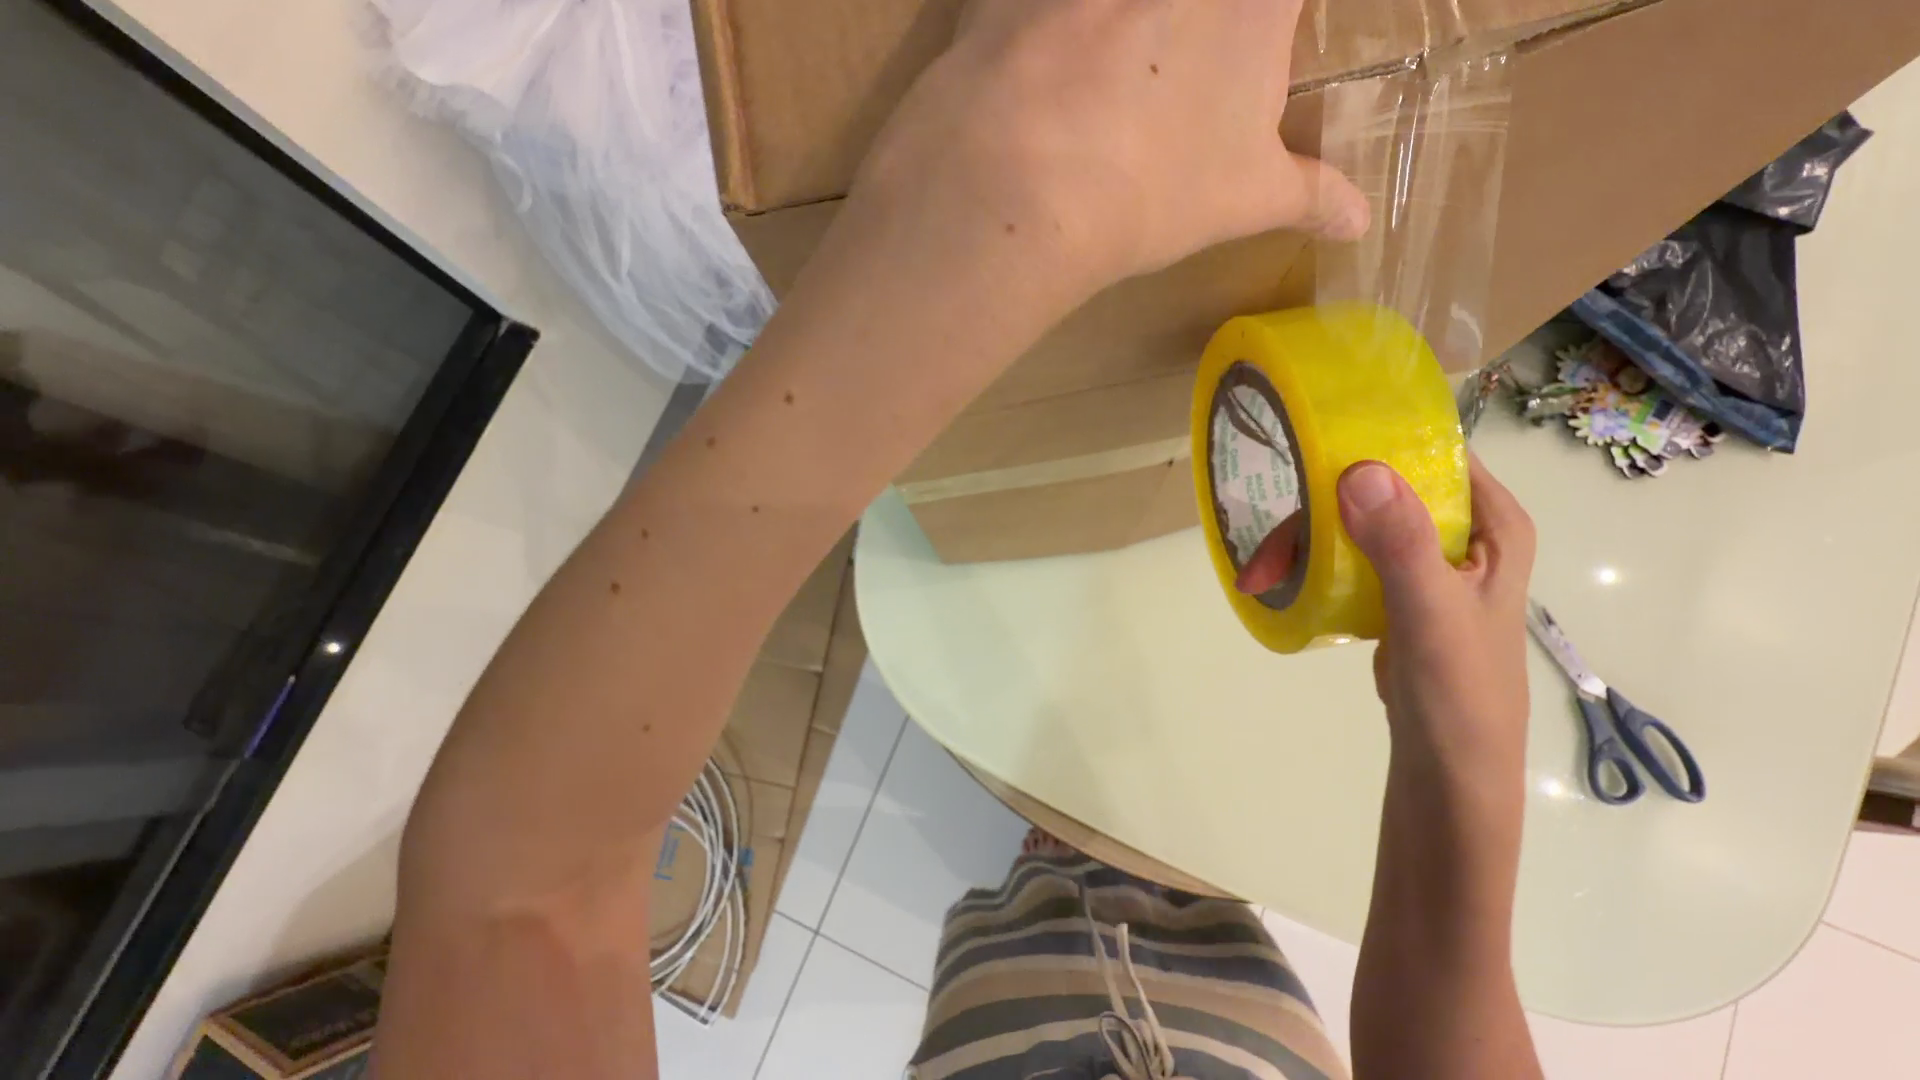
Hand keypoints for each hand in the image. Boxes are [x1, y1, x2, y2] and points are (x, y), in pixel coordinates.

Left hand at [841, 0, 1369, 321]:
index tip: (1249, 50)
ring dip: (1111, 28)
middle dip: (1183, 34)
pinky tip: (1025, 73)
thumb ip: (1309, 194)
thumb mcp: (1244, 200)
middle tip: (1170, 77)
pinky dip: (1029, 23)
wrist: (1024, 189)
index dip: (1267, 24)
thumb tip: (1357, 219)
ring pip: (1108, 4)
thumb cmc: (1154, 191)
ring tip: (1107, 77)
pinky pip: (1023, 2)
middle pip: (1190, 2)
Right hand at [1237, 457, 1535, 766]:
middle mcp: (1462, 532)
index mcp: (1493, 524)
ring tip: (1259, 578)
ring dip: (1305, 543)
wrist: (1448, 765)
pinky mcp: (1397, 590)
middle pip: (1380, 491)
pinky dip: (1312, 564)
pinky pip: (1348, 555)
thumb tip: (1358, 471)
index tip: (1314, 446)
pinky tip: (1278, 582)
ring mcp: (1426, 562)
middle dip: (1316, 513)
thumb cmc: (1457, 689)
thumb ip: (1401, 542)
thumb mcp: (1431, 611)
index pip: (1436, 455)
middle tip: (1268, 554)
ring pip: (1355, 523)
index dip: (1379, 442)